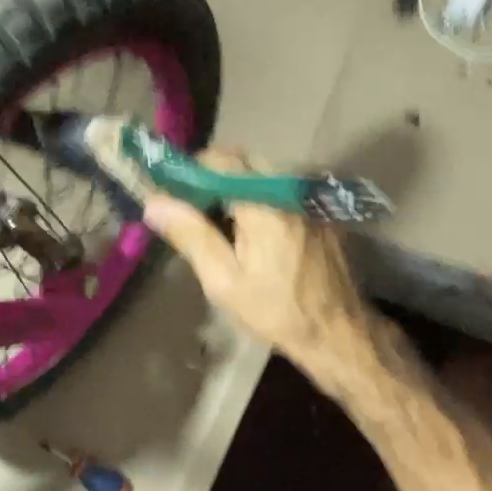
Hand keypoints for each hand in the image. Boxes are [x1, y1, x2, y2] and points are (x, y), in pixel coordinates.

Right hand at [144, 151, 376, 375]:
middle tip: (196, 213)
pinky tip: (257, 234)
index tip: (173, 195)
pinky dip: (264, 199)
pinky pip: (284, 189)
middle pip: (244, 160)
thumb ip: (192, 237)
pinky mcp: (322, 209)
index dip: (191, 172)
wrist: (336, 330)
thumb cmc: (275, 312)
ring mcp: (311, 197)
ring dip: (240, 189)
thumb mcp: (224, 283)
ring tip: (225, 226)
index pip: (220, 160)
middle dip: (215, 178)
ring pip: (265, 173)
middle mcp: (291, 188)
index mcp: (264, 203)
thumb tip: (154, 202)